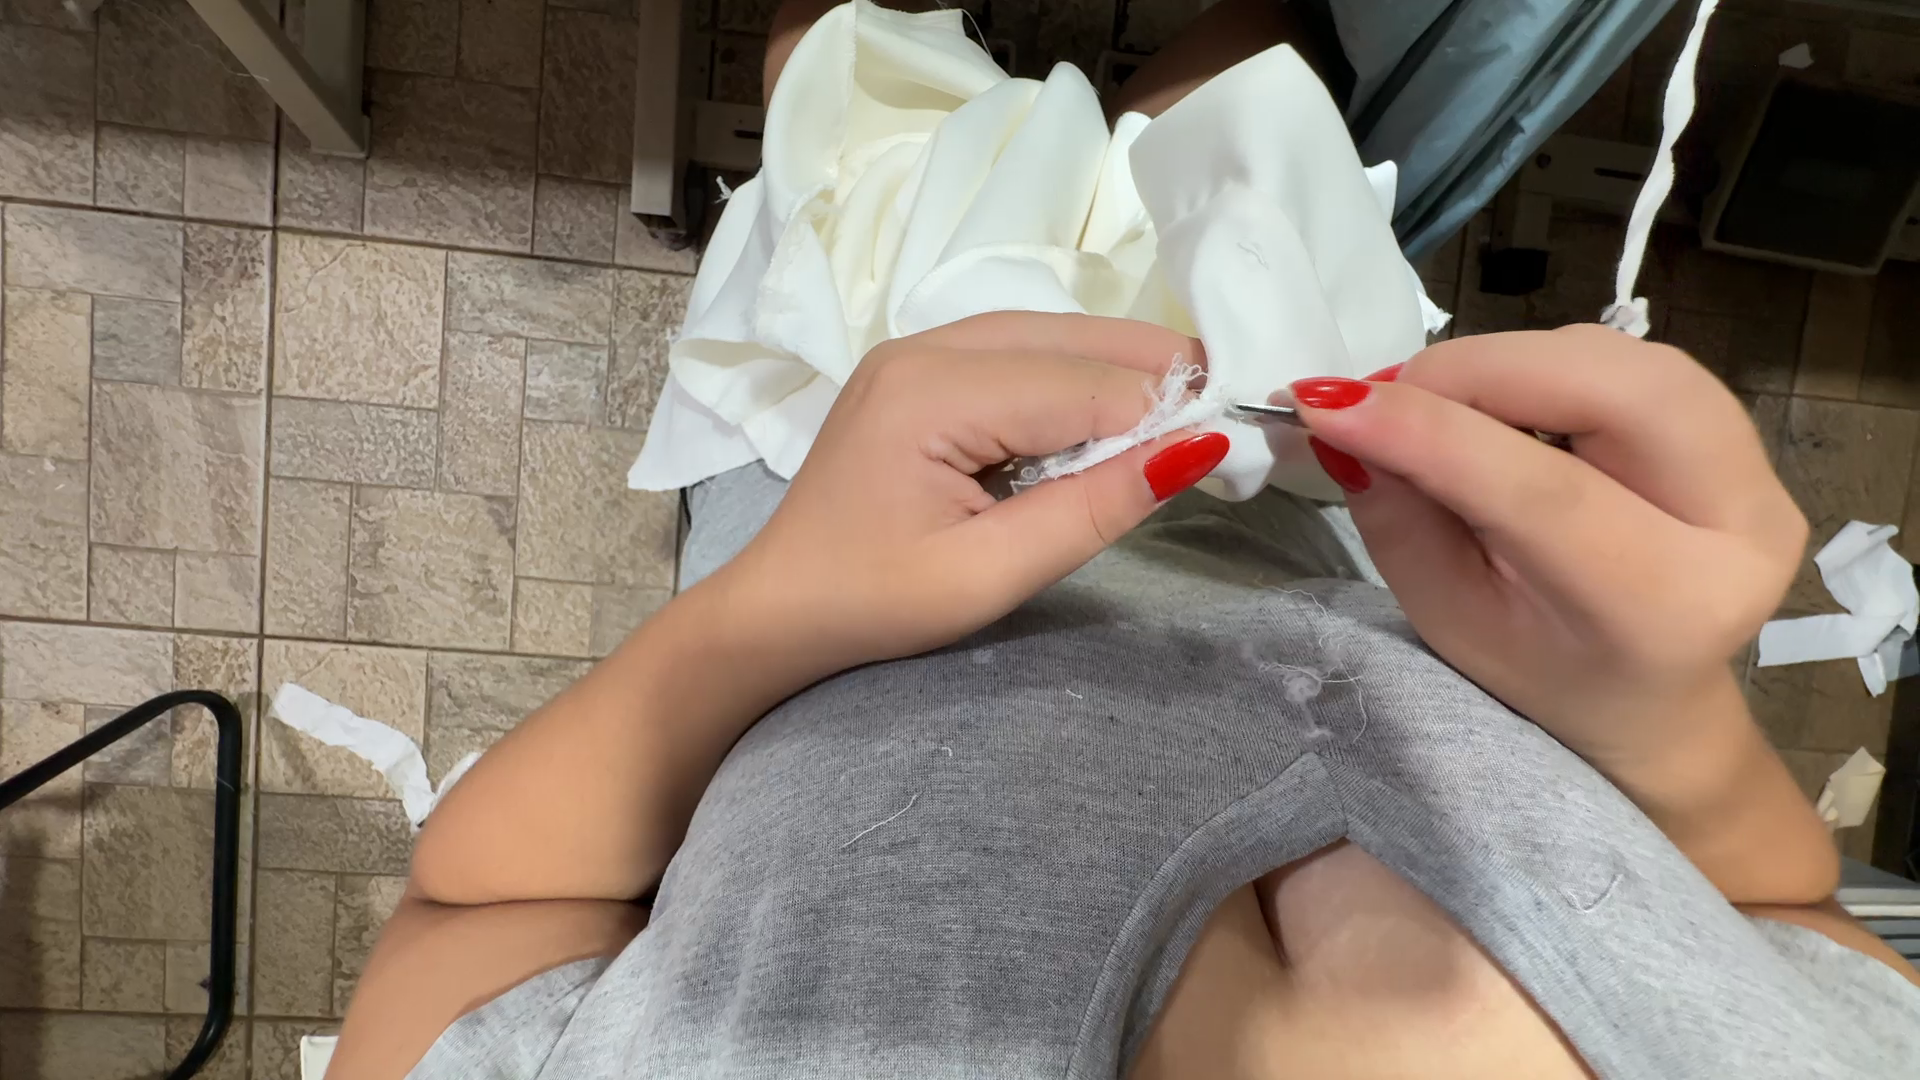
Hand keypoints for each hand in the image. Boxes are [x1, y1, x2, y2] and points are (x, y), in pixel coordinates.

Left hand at [702, 312, 1229, 688]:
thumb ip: (1091, 510)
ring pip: (1046, 336)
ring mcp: (914, 352)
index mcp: (932, 395)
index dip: (1164, 412)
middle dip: (1150, 372)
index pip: (1081, 387)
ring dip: (1114, 370)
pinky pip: (1015, 355)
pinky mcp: (917, 372)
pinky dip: (1069, 380)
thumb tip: (1195, 449)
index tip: (1234, 439)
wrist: (780, 606)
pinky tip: (1101, 414)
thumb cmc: (874, 604)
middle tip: (1222, 409)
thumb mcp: (988, 575)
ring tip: (1178, 410)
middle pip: (1068, 338)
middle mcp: (923, 349)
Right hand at [1288, 325, 1808, 768]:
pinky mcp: (1742, 429)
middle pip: (1615, 386)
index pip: (1535, 488)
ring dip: (1496, 364)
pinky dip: (1525, 364)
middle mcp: (1739, 522)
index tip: (1318, 406)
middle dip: (1471, 371)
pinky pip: (1621, 359)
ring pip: (1618, 357)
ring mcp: (1757, 467)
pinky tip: (1479, 405)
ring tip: (1423, 407)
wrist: (1641, 691)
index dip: (1419, 431)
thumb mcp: (1440, 610)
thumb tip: (1341, 427)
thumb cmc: (1527, 667)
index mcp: (1655, 603)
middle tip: (1378, 397)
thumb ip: (1396, 517)